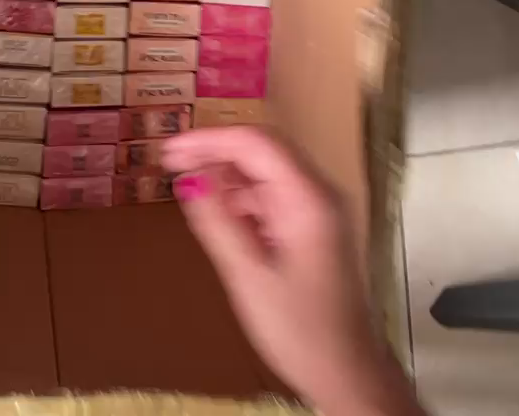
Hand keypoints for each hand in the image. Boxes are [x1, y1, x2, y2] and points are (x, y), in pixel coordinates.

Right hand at [165, 127, 421, 415]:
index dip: (209, 140)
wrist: (348, 377)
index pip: (255, 143)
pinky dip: (241, 194)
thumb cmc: (300, 332)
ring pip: (266, 167)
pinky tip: (218, 211)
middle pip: (262, 148)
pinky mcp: (313, 224)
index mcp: (308, 198)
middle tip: (172, 161)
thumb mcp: (249, 276)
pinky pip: (272, 191)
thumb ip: (217, 221)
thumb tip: (187, 177)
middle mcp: (318, 192)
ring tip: (188, 183)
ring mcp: (319, 207)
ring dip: (227, 171)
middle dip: (215, 150)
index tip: (170, 151)